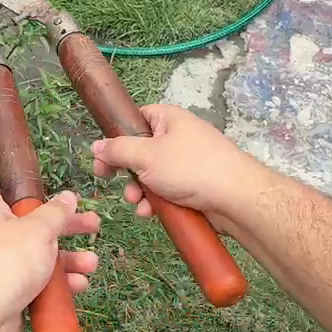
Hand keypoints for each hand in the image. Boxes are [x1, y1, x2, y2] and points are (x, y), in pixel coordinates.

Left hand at [0, 189, 100, 331]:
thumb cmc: (8, 263)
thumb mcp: (38, 230)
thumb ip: (56, 213)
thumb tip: (68, 196)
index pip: (14, 197)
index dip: (38, 198)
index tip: (61, 202)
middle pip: (38, 229)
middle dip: (69, 231)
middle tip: (94, 227)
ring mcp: (4, 269)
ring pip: (43, 260)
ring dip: (70, 261)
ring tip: (91, 265)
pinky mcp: (12, 294)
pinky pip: (40, 285)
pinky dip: (60, 286)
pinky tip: (79, 286)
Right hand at [91, 105, 270, 231]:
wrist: (235, 198)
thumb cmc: (190, 168)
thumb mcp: (146, 155)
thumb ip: (117, 150)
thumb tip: (96, 146)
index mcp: (169, 119)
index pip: (136, 119)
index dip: (117, 137)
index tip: (103, 157)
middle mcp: (178, 137)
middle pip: (140, 151)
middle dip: (126, 172)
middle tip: (115, 183)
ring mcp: (187, 163)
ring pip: (151, 175)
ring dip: (139, 191)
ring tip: (138, 204)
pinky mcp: (193, 186)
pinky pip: (166, 191)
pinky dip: (156, 202)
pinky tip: (151, 213)